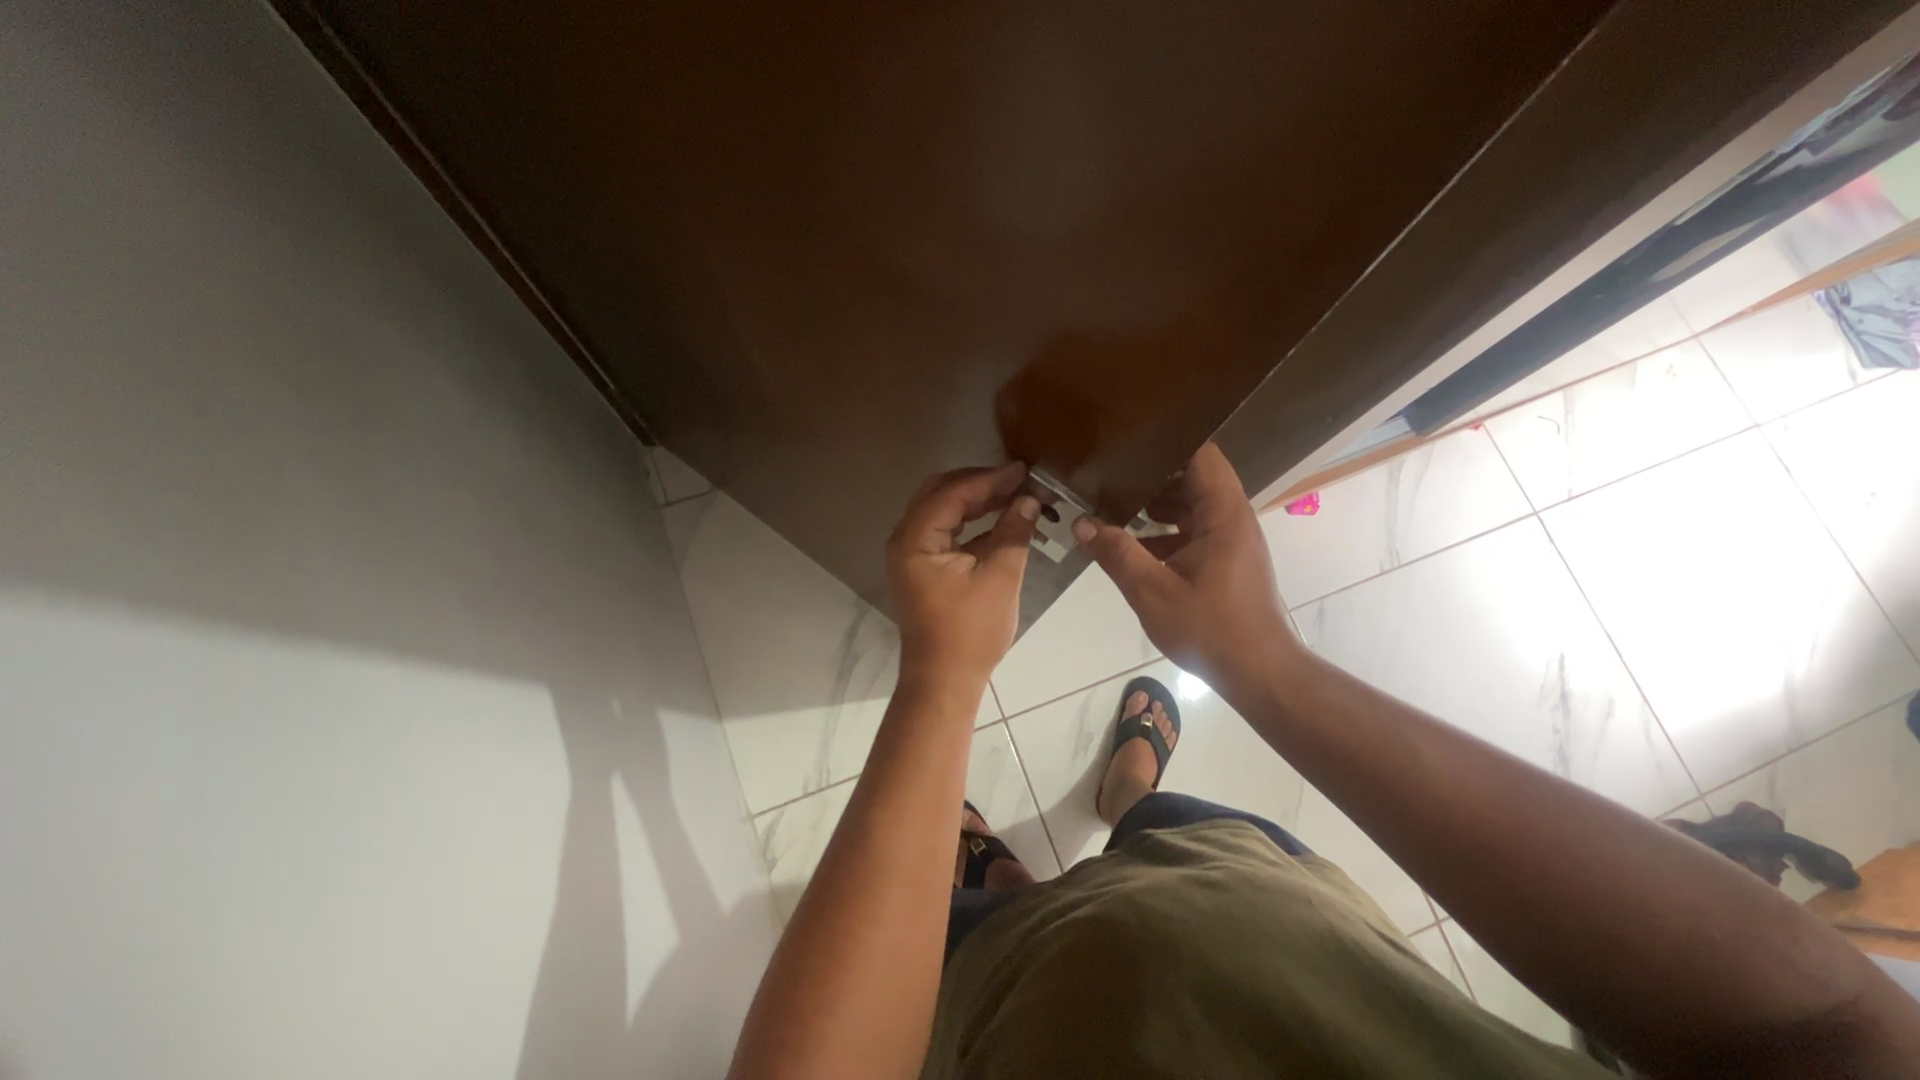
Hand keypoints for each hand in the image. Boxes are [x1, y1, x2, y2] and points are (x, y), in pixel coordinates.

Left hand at [886, 463, 1040, 690]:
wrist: (944, 681)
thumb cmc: (970, 632)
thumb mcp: (999, 577)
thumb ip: (1013, 531)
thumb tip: (1030, 499)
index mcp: (915, 539)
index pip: (953, 493)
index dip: (990, 478)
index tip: (1024, 469)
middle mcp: (905, 540)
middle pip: (941, 494)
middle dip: (981, 484)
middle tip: (1019, 480)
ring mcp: (911, 555)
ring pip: (942, 512)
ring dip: (977, 502)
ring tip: (1015, 496)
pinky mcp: (922, 569)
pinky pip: (945, 533)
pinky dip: (971, 524)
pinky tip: (1002, 522)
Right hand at [1071, 443, 1296, 695]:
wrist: (1258, 672)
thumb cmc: (1210, 629)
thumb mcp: (1152, 591)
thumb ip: (1116, 553)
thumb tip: (1081, 524)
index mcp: (1222, 513)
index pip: (1200, 454)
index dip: (1166, 442)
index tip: (1128, 441)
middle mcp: (1232, 517)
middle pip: (1193, 476)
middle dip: (1151, 474)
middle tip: (1109, 472)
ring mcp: (1232, 539)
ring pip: (1192, 505)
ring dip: (1156, 505)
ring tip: (1112, 504)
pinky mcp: (1227, 560)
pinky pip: (1194, 530)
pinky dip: (1165, 531)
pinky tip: (1132, 545)